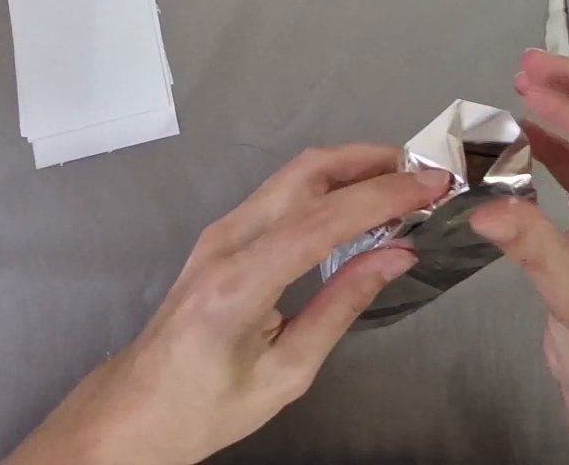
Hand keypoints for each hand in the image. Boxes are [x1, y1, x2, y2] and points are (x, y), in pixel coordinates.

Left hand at [6, 145, 449, 464]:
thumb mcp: (286, 373)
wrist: (137, 406)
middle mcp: (228, 238)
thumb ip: (343, 306)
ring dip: (352, 165)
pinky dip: (330, 182)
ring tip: (403, 178)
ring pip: (295, 172)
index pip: (322, 219)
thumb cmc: (208, 405)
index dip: (382, 196)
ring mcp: (222, 227)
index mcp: (240, 283)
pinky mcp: (225, 229)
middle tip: (423, 171)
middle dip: (370, 161)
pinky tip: (359, 197)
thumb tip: (399, 254)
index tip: (431, 186)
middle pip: (306, 173)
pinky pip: (285, 190)